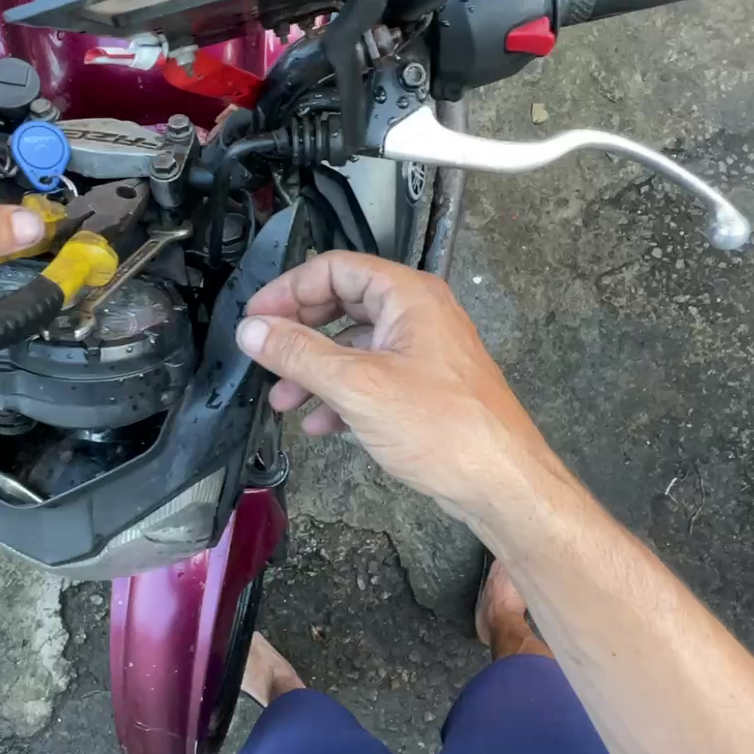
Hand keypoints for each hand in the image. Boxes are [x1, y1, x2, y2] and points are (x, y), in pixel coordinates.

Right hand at [235, 251, 562, 516]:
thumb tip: (251, 329)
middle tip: (263, 357)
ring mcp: (422, 350)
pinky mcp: (424, 386)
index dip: (288, 290)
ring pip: (354, 346)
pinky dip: (341, 394)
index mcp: (407, 296)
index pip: (335, 270)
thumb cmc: (440, 427)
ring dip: (314, 370)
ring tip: (282, 401)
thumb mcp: (358, 387)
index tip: (255, 319)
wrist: (502, 484)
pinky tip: (320, 424)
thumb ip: (299, 354)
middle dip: (299, 334)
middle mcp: (417, 314)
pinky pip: (371, 376)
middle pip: (342, 305)